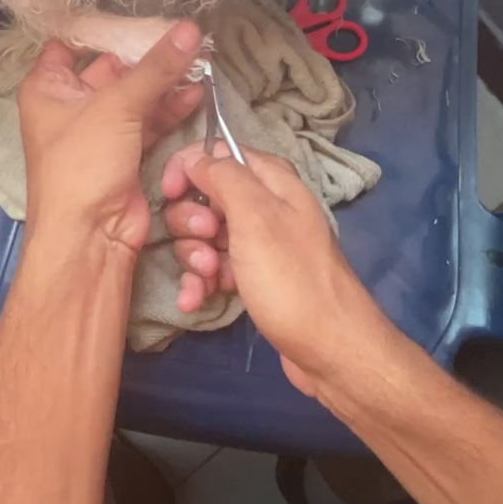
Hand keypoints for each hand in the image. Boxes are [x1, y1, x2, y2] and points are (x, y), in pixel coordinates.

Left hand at [17, 21, 203, 258]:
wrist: (89, 237)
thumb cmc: (83, 164)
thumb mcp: (117, 106)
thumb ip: (156, 68)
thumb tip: (191, 29)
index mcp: (47, 87)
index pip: (71, 43)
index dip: (102, 28)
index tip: (140, 13)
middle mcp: (69, 105)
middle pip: (110, 67)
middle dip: (146, 55)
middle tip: (184, 37)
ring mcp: (98, 130)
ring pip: (134, 94)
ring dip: (164, 81)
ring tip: (199, 62)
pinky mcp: (123, 152)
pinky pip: (148, 120)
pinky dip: (169, 107)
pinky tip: (195, 92)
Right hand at [160, 145, 397, 395]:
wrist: (330, 351)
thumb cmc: (292, 279)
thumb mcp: (256, 217)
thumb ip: (223, 177)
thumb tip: (196, 158)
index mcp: (271, 180)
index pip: (217, 152)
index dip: (188, 168)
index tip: (172, 193)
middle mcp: (265, 205)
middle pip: (205, 196)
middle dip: (191, 220)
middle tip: (207, 241)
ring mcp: (258, 243)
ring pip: (204, 235)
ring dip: (194, 256)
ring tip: (208, 277)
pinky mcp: (253, 277)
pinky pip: (214, 267)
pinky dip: (200, 281)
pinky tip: (195, 300)